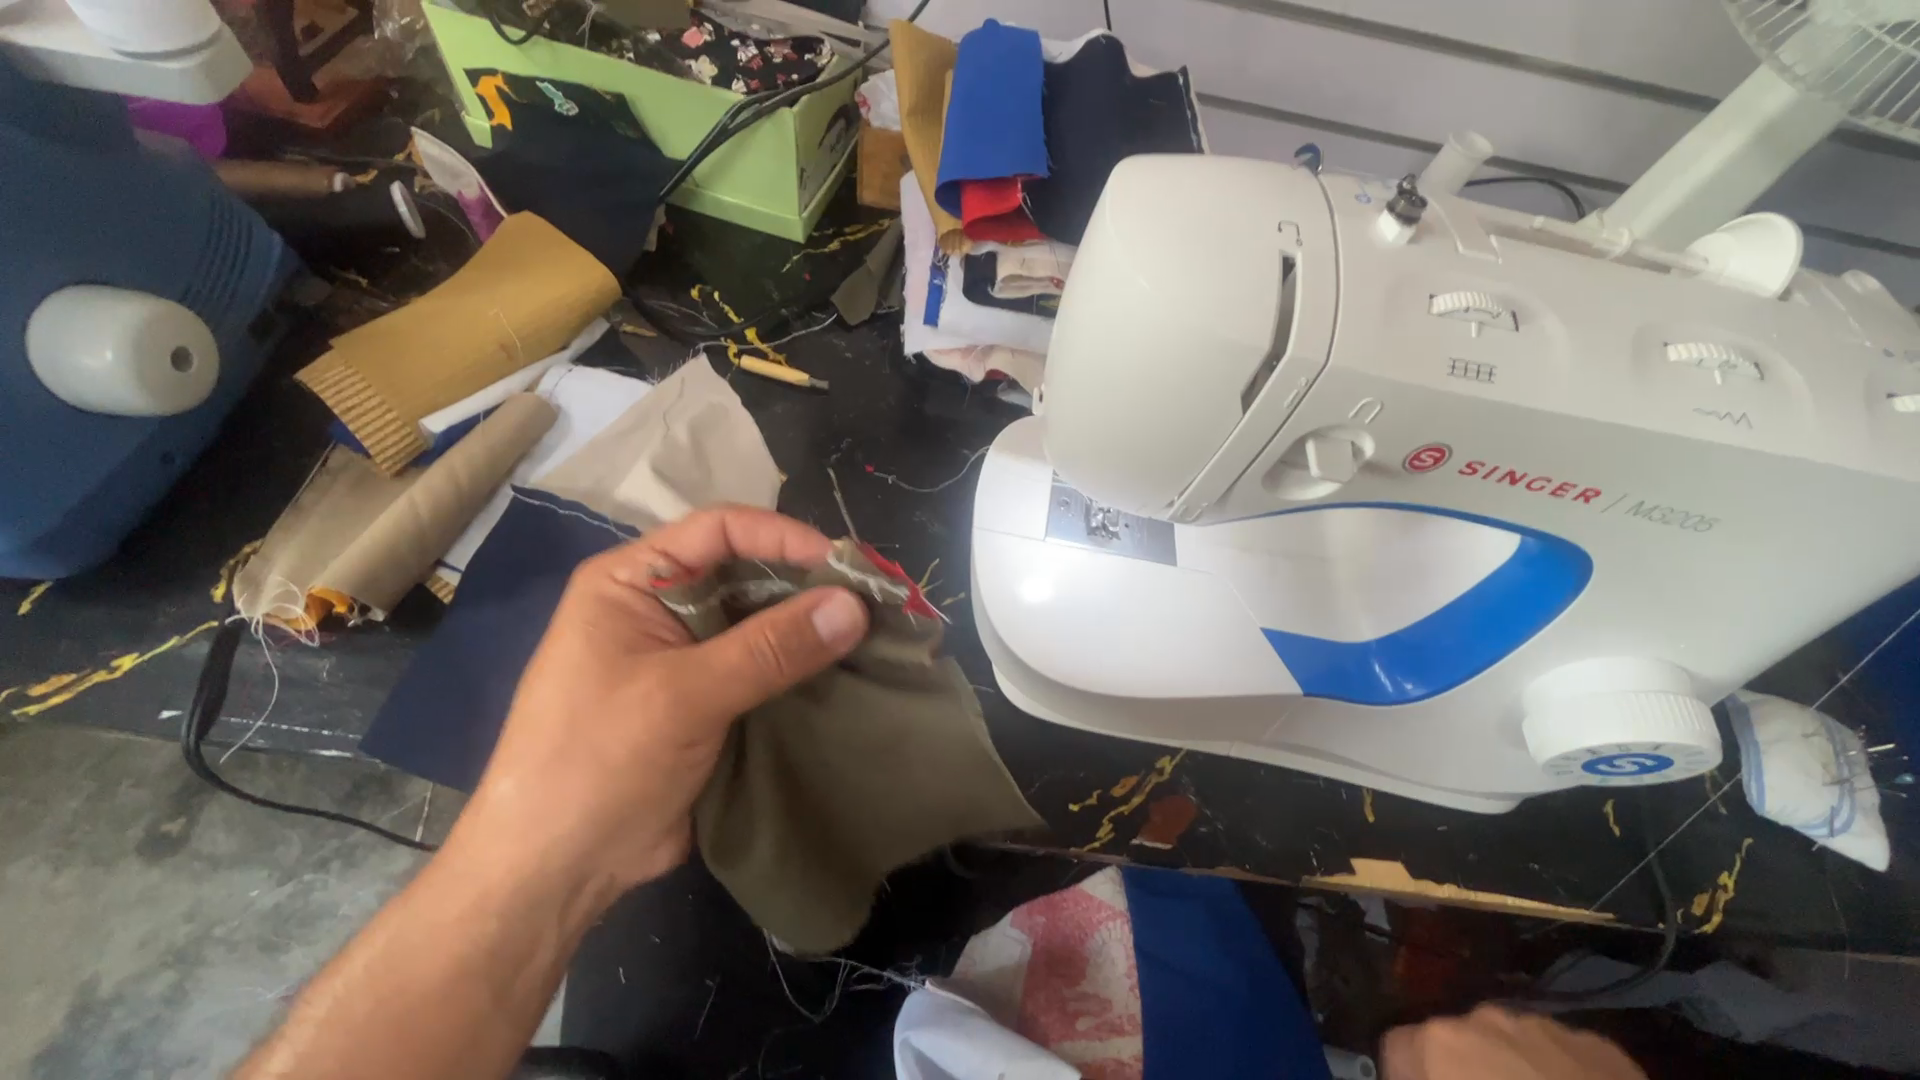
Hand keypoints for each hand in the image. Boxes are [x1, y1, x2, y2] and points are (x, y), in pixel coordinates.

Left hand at [444, 505, 870, 903]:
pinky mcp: (710, 704)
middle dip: (808, 585)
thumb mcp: (683, 696)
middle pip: (748, 574)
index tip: (845, 565)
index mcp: (633, 583)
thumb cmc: (597, 762)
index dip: (784, 537)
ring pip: (763, 625)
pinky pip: (766, 672)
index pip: (720, 531)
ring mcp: (687, 659)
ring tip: (876, 636)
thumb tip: (854, 605)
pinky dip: (804, 671)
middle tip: (876, 600)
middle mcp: (662, 609)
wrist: (556, 871)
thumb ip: (769, 648)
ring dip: (812, 630)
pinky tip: (848, 675)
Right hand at [1382, 1006, 1645, 1079]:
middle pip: (1454, 1042)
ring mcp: (1544, 1024)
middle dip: (1464, 1073)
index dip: (1408, 1077)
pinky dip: (1562, 1077)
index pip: (1396, 1048)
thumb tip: (1430, 1076)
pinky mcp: (1600, 1043)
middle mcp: (1481, 1017)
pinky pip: (1564, 1055)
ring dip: (1513, 1072)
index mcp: (1437, 1043)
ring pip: (1510, 1044)